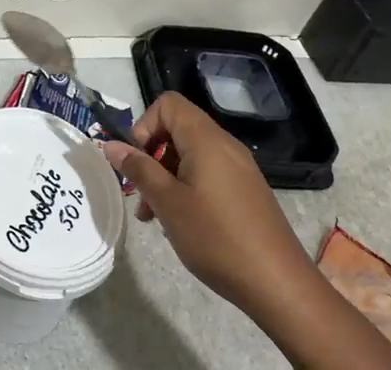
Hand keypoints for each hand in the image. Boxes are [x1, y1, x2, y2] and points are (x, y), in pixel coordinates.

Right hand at [99, 92, 316, 310]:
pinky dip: (188, 189)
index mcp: (206, 140)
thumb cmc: (216, 238)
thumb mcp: (167, 203)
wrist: (280, 286)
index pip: (168, 104)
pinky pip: (208, 175)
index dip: (144, 124)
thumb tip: (110, 144)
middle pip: (178, 130)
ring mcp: (240, 170)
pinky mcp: (247, 193)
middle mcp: (226, 147)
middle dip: (151, 156)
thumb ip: (138, 169)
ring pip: (191, 156)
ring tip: (154, 216)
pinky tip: (183, 224)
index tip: (137, 160)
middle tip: (140, 192)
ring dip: (166, 177)